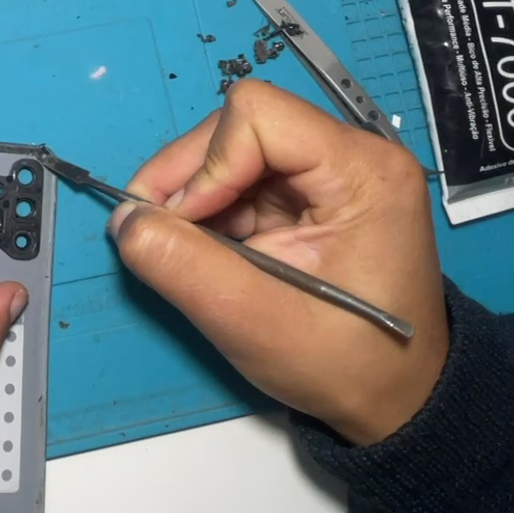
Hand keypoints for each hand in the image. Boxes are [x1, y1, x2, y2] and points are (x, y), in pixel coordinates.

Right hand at [109, 81, 447, 445]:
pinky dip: (201, 209)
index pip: (257, 116)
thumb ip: (181, 264)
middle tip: (157, 232)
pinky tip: (204, 247)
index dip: (206, 164)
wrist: (390, 396)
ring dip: (187, 195)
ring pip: (224, 148)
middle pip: (234, 125)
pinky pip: (230, 177)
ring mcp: (322, 172)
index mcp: (359, 171)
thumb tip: (122, 220)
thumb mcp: (251, 320)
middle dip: (185, 178)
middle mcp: (345, 154)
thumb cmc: (339, 362)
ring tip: (183, 246)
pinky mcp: (299, 193)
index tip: (185, 224)